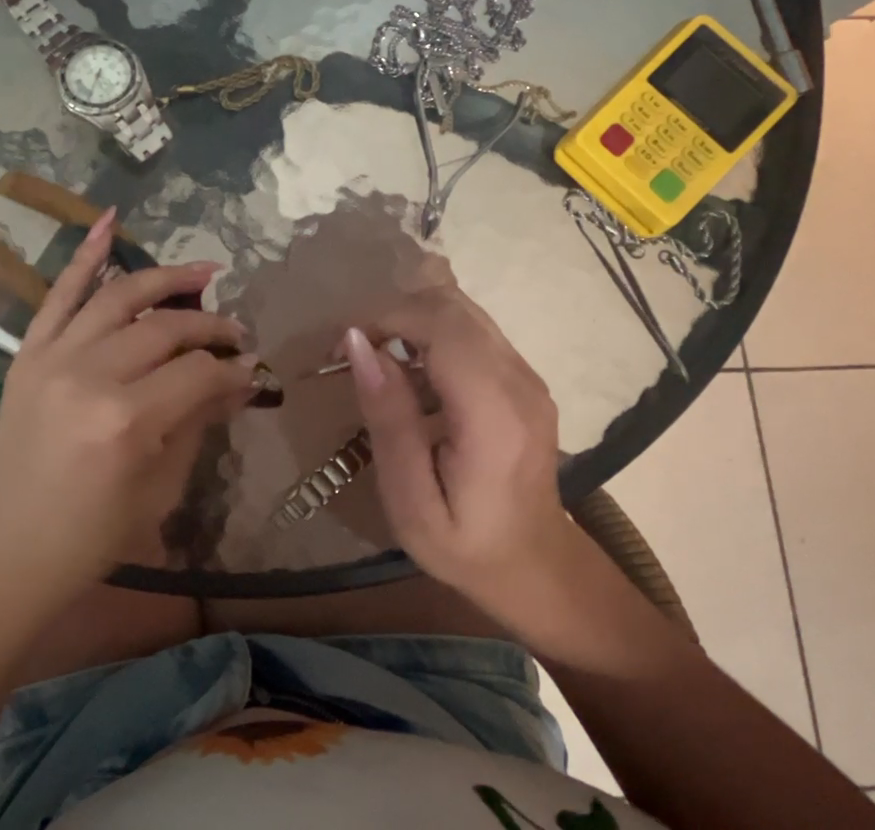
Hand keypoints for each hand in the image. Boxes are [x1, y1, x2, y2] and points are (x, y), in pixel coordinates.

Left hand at [0, 209, 255, 610]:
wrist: (13, 548)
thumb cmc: (94, 536)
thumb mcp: (160, 489)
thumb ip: (198, 425)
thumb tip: (240, 383)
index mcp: (127, 420)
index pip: (198, 372)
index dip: (233, 368)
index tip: (252, 370)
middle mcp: (88, 376)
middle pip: (164, 329)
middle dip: (209, 326)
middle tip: (235, 333)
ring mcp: (51, 359)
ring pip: (117, 299)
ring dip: (163, 278)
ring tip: (202, 273)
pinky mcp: (26, 356)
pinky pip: (58, 296)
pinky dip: (84, 258)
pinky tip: (110, 223)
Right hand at [341, 285, 574, 612]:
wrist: (533, 565)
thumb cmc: (462, 543)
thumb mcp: (409, 497)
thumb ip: (388, 418)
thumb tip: (357, 344)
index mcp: (493, 413)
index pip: (441, 325)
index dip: (384, 319)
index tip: (341, 349)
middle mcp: (520, 382)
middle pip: (454, 308)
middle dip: (393, 315)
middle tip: (352, 353)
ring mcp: (528, 378)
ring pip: (464, 313)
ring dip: (411, 322)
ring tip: (375, 360)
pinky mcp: (524, 381)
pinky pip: (474, 334)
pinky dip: (431, 336)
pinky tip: (408, 374)